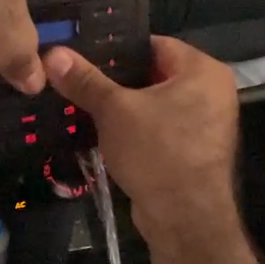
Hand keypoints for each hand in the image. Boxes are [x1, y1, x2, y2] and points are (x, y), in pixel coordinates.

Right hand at [42, 36, 239, 243]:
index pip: (154, 45)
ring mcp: (207, 125)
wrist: (185, 219)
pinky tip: (103, 135)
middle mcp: (213, 92)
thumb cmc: (157, 151)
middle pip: (154, 75)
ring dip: (124, 109)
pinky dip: (136, 130)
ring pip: (156, 105)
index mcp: (203, 70)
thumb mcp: (114, 110)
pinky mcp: (195, 152)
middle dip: (116, 81)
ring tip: (83, 105)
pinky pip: (160, 130)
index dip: (116, 49)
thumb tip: (52, 53)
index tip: (83, 55)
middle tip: (77, 81)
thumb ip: (85, 81)